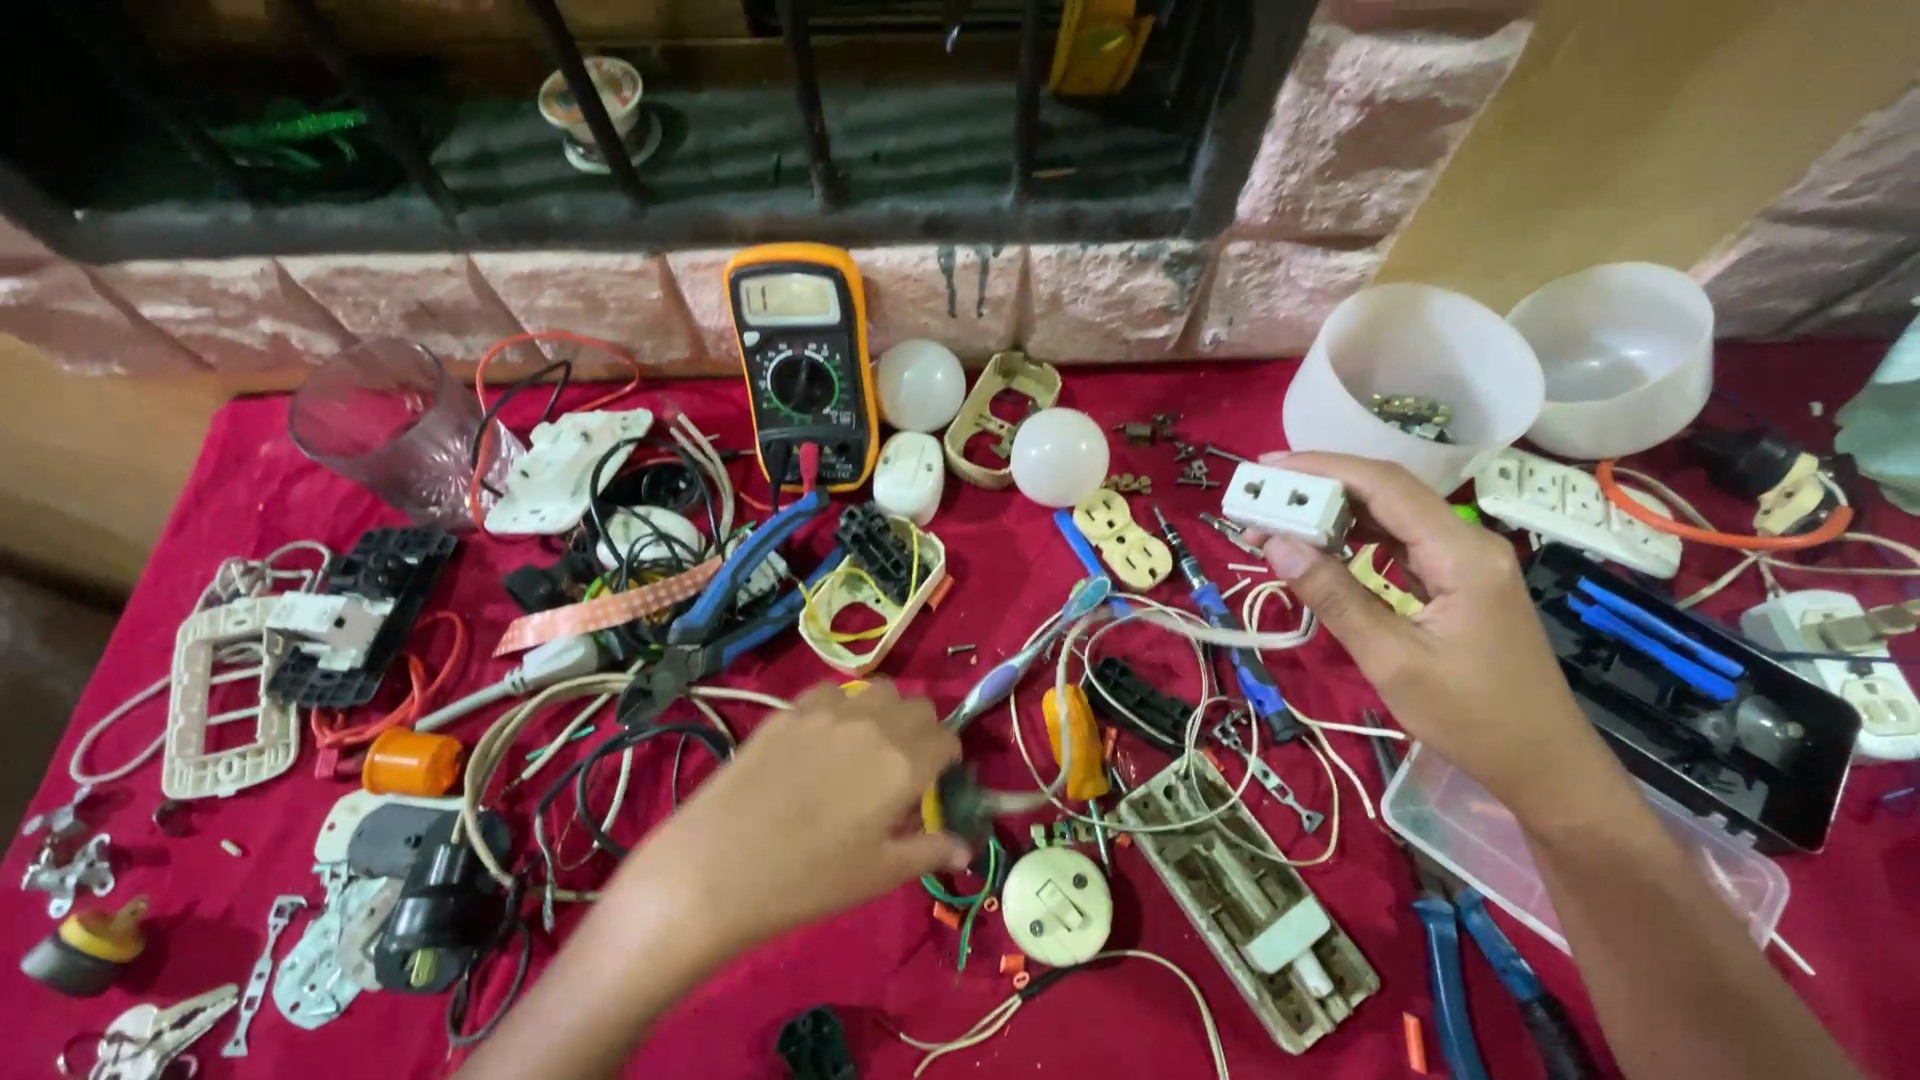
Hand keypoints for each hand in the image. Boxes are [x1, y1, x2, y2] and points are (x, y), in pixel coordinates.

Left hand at [608, 680, 968, 952]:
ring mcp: (826, 712)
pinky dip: (841, 708)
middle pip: (918, 706)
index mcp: (904, 764)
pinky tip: (822, 741)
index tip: (936, 782)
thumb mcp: (879, 874)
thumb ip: (929, 852)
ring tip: (865, 747)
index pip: (947, 738)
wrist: (716, 869)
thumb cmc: (808, 881)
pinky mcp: (786, 711)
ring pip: (877, 689)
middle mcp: (873, 725)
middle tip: (903, 768)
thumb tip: (965, 848)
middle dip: (922, 731)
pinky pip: (830, 692)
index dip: (948, 760)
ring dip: (885, 711)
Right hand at [1255, 452, 1622, 827]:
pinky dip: (1358, 540)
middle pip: (1388, 493)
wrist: (1544, 764)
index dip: (1322, 468)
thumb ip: (1335, 597)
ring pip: (1393, 517)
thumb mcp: (1391, 660)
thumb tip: (1277, 544)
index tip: (1265, 471)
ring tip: (1279, 523)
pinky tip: (1324, 548)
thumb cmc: (1470, 718)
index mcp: (1460, 554)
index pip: (1384, 485)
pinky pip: (1402, 545)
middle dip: (1321, 488)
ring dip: (1335, 514)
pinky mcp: (1460, 582)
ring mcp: (1467, 562)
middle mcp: (1468, 542)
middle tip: (1260, 499)